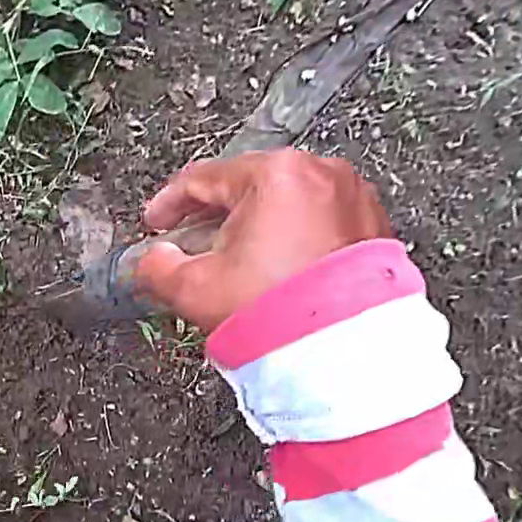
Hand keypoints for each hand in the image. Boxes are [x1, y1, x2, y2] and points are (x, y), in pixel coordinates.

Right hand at [134, 148, 390, 330]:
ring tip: (230, 264)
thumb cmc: (275, 312)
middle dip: (211, 218)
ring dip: (250, 228)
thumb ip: (157, 266)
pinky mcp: (369, 226)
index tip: (156, 222)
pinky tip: (270, 271)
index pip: (203, 178)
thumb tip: (152, 260)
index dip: (169, 203)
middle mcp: (318, 174)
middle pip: (246, 187)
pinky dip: (287, 240)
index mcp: (273, 175)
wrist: (337, 347)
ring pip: (282, 204)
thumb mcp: (191, 288)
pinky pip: (314, 222)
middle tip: (189, 246)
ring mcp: (350, 198)